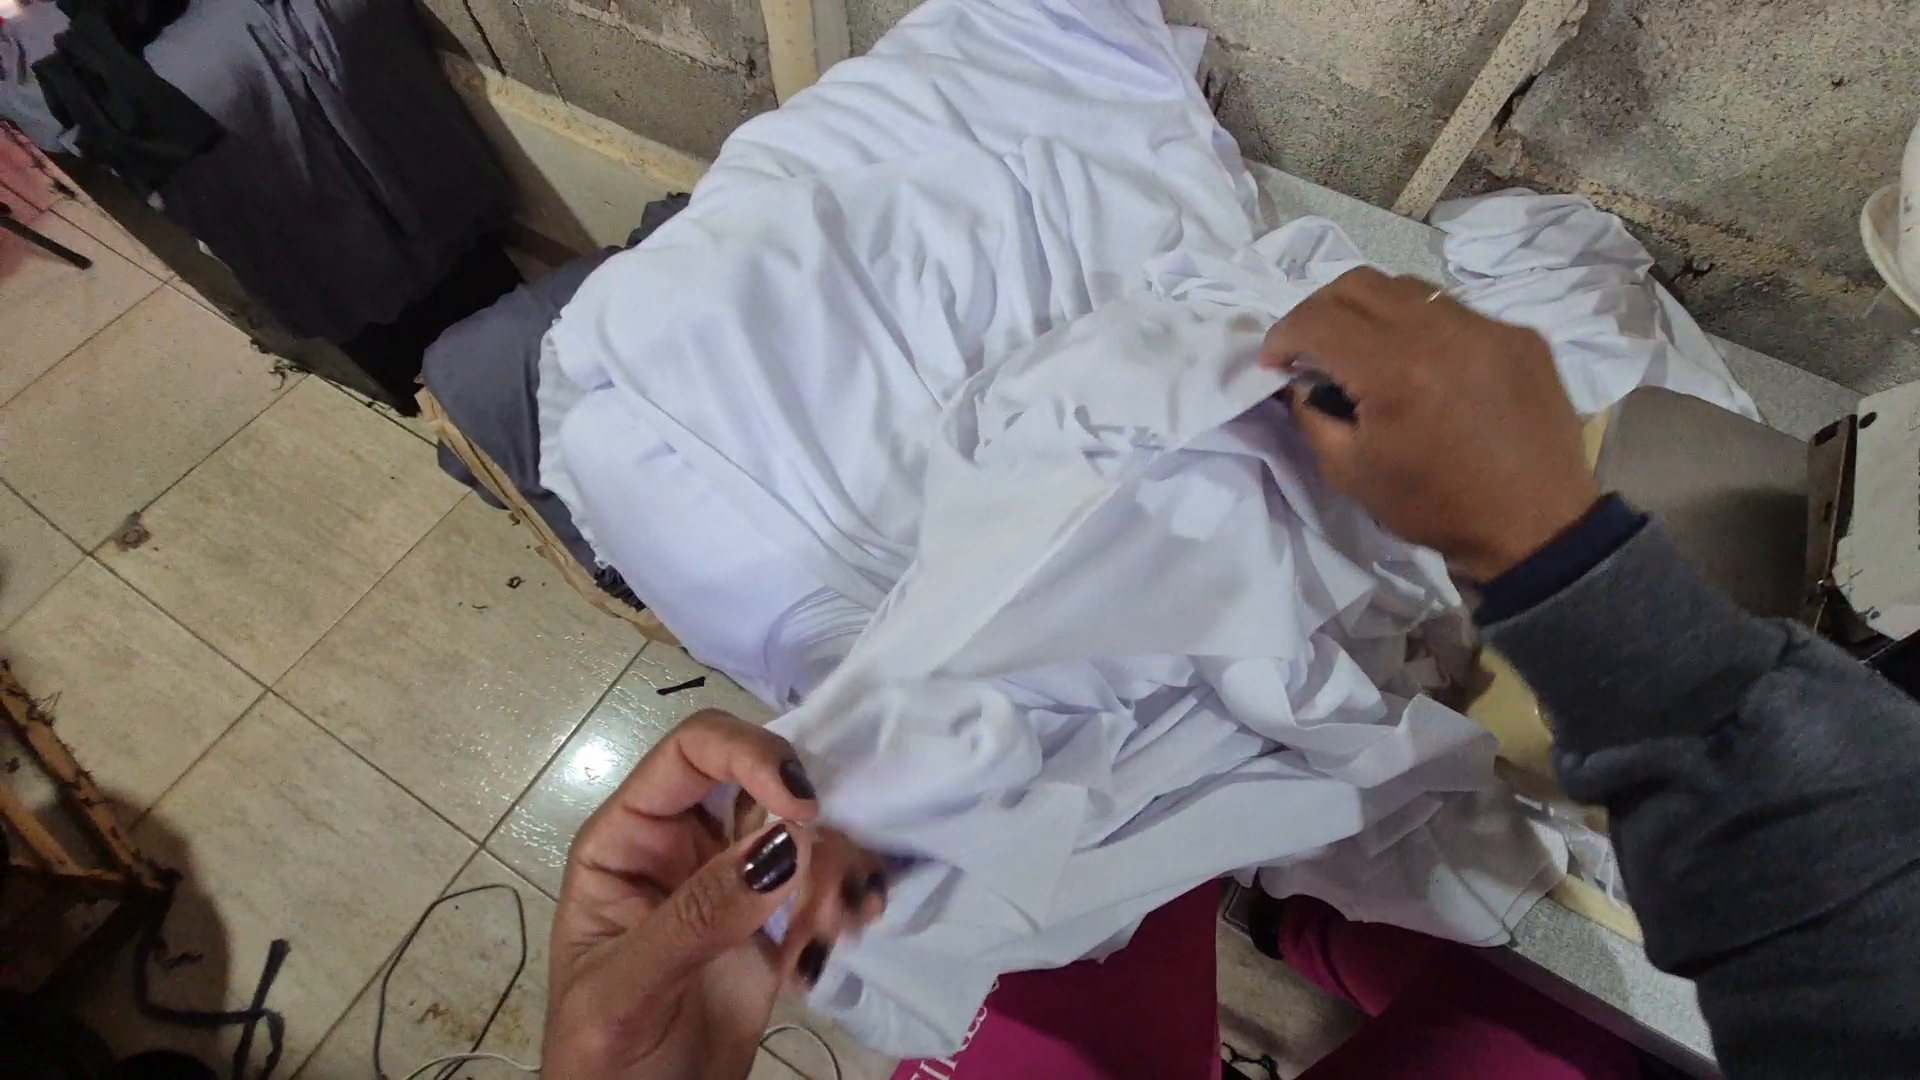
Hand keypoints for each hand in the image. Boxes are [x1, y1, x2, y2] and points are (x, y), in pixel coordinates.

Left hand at [543, 709, 887, 1079]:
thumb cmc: (605, 1067)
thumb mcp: (626, 995)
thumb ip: (697, 917)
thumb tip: (781, 843)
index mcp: (630, 835)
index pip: (694, 750)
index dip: (751, 755)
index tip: (803, 807)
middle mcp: (688, 836)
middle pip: (766, 779)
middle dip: (808, 827)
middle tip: (828, 893)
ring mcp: (737, 869)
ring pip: (806, 825)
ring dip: (833, 872)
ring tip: (830, 935)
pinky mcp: (779, 907)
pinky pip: (828, 870)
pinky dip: (847, 894)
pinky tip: (837, 941)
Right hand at [1262, 267, 1600, 580]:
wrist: (1532, 524)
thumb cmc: (1429, 504)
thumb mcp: (1346, 469)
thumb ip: (1310, 415)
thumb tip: (1297, 382)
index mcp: (1394, 371)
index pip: (1318, 320)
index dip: (1281, 336)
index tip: (1273, 363)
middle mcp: (1443, 332)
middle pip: (1358, 284)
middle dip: (1316, 311)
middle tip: (1308, 349)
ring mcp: (1488, 326)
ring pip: (1405, 288)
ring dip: (1365, 312)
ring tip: (1358, 352)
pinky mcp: (1518, 335)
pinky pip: (1451, 311)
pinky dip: (1415, 328)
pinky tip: (1416, 367)